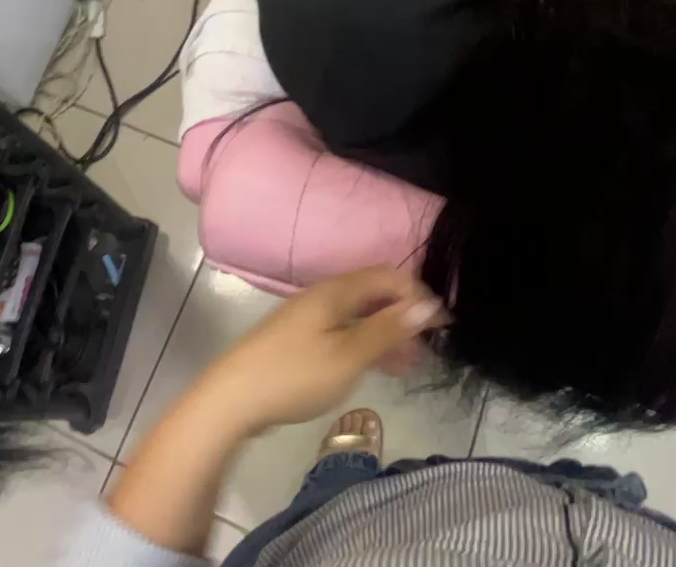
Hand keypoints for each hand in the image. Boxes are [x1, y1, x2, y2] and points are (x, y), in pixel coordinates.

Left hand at [190, 267, 441, 434]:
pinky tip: (378, 367)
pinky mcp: (301, 340)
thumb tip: (427, 303)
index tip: (442, 324)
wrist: (232, 398)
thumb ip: (387, 329)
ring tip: (410, 362)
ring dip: (386, 332)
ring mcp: (309, 317)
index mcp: (335, 291)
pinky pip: (344, 331)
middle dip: (403, 314)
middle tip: (428, 346)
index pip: (387, 276)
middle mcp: (323, 296)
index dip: (417, 295)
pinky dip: (366, 344)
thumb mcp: (348, 355)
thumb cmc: (294, 375)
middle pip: (373, 293)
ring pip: (359, 315)